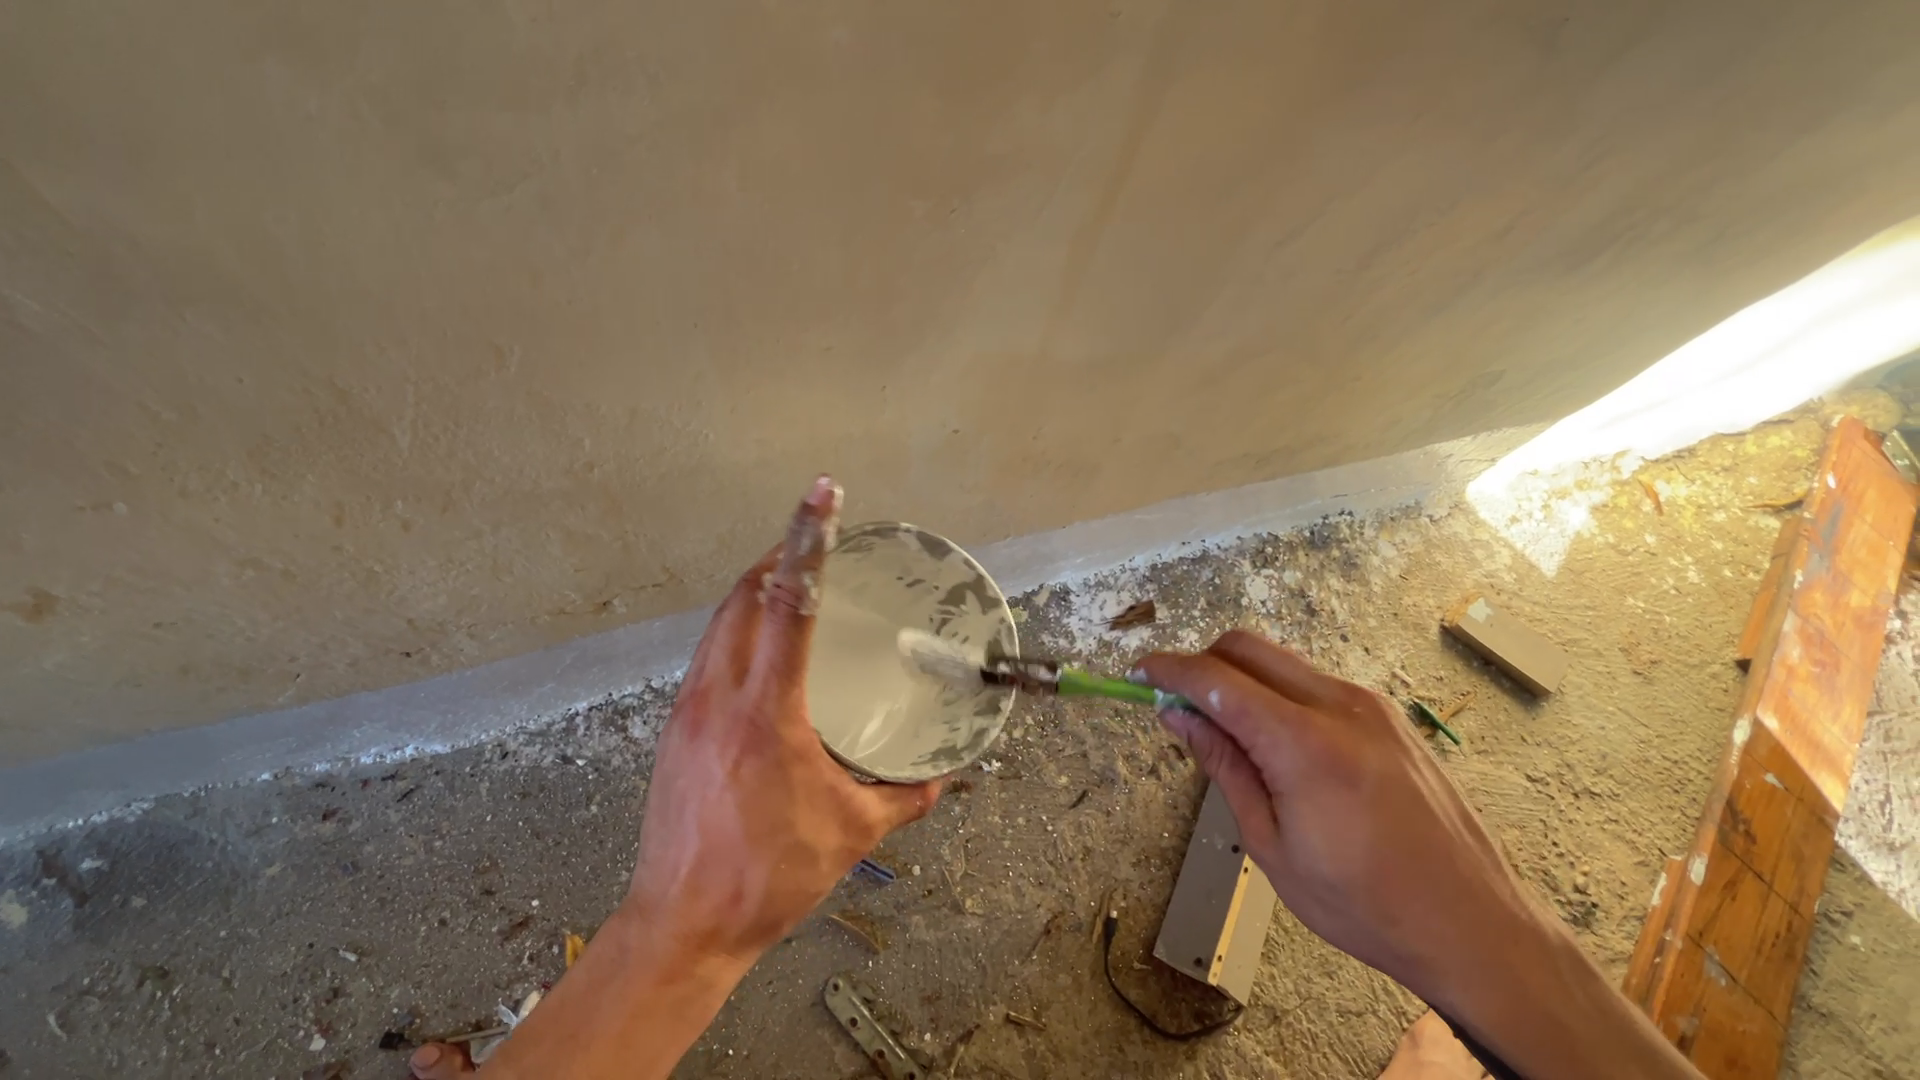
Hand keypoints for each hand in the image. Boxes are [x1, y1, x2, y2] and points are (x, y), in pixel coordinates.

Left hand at [463, 476, 944, 1079]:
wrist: (681, 924)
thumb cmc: (768, 876)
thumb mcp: (850, 833)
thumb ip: (902, 797)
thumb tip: (940, 778)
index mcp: (767, 712)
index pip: (789, 605)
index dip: (808, 543)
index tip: (821, 496)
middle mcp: (719, 697)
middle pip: (742, 598)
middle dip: (778, 557)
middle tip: (814, 540)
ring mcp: (688, 711)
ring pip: (718, 624)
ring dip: (753, 591)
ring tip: (789, 581)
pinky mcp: (675, 730)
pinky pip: (707, 656)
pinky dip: (735, 630)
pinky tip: (759, 649)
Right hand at [1135, 630, 1533, 1006]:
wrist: (1475, 925)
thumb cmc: (1362, 903)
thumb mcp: (1270, 843)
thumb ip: (1224, 765)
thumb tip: (1178, 717)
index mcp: (1304, 743)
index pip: (1217, 679)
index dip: (1169, 670)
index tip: (1137, 674)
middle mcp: (1339, 705)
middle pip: (1247, 647)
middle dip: (1201, 663)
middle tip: (1178, 706)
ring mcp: (1371, 705)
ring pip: (1281, 660)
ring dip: (1239, 678)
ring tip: (1226, 733)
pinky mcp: (1388, 715)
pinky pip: (1313, 681)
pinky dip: (1276, 692)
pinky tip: (1275, 743)